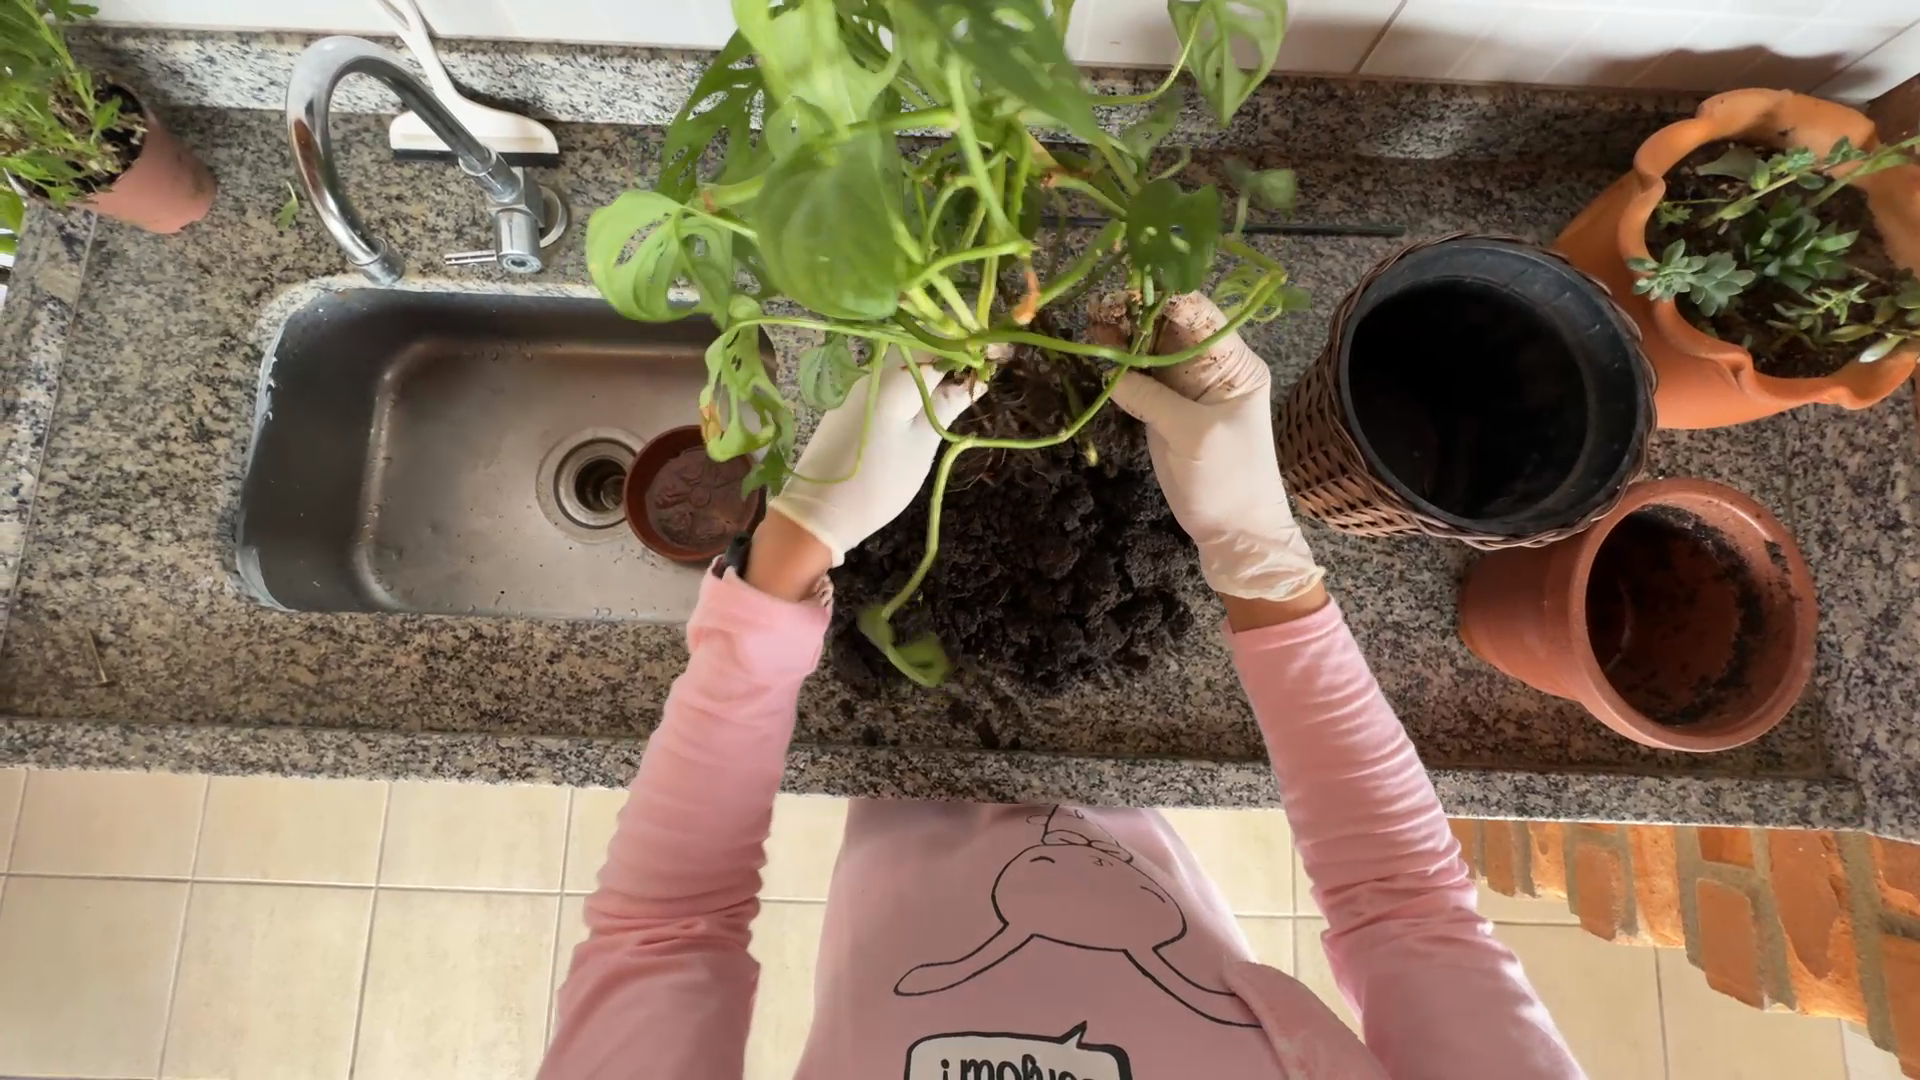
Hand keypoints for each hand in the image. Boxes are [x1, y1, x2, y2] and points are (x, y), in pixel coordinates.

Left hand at [768, 346, 983, 566]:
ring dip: (931, 370)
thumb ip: (948, 405)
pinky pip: (886, 381)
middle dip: (951, 356)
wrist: (820, 511)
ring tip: (958, 389)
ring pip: (901, 364)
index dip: (969, 348)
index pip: (939, 345)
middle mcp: (873, 372)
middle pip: (919, 349)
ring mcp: (857, 386)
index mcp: (894, 377)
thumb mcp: (923, 445)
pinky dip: (910, 384)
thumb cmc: (880, 482)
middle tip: (979, 376)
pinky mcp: (848, 404)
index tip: (996, 358)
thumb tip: (975, 381)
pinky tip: (925, 401)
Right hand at [1109, 293, 1324, 611]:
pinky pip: (1139, 381)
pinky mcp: (1163, 411)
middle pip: (1169, 330)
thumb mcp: (1192, 433)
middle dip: (1133, 318)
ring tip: (1087, 330)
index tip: (1123, 297)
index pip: (1198, 316)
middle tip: (1094, 313)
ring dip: (1120, 341)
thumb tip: (1109, 368)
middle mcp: (1209, 368)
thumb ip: (1151, 396)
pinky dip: (1118, 370)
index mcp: (1233, 364)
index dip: (1161, 302)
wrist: (1233, 530)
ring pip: (1149, 353)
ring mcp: (1184, 390)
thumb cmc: (1227, 479)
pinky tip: (1095, 358)